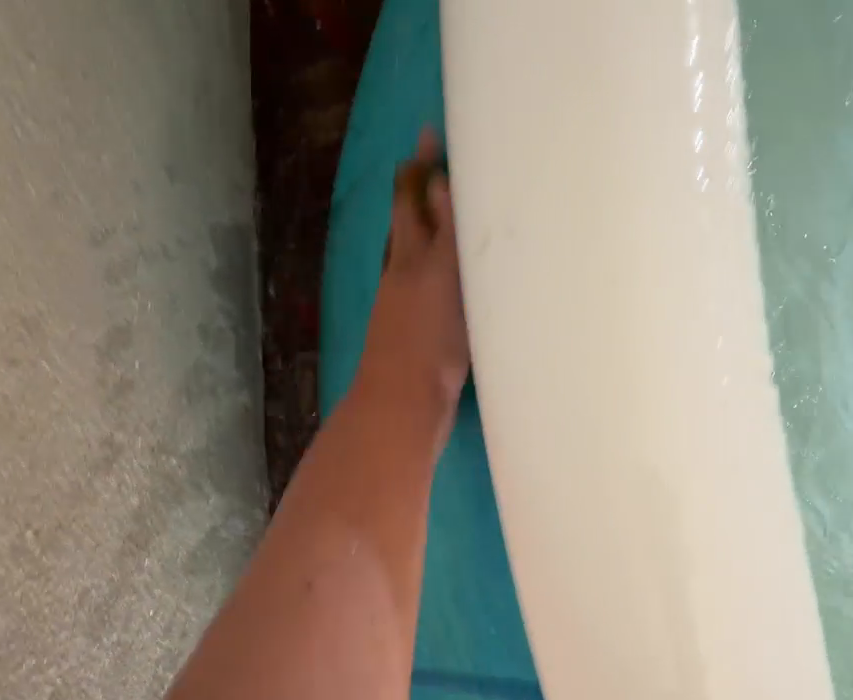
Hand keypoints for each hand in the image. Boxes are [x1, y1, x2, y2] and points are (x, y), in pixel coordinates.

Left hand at [357, 130, 470, 421]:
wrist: (403, 408)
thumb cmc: (428, 343)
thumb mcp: (443, 280)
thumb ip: (445, 233)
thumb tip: (437, 180)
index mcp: (410, 258)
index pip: (413, 201)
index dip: (421, 169)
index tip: (430, 138)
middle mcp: (404, 277)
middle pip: (407, 225)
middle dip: (417, 193)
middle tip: (428, 161)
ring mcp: (406, 309)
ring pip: (412, 257)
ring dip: (424, 232)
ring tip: (440, 212)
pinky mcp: (416, 339)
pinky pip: (426, 291)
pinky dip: (436, 274)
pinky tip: (449, 281)